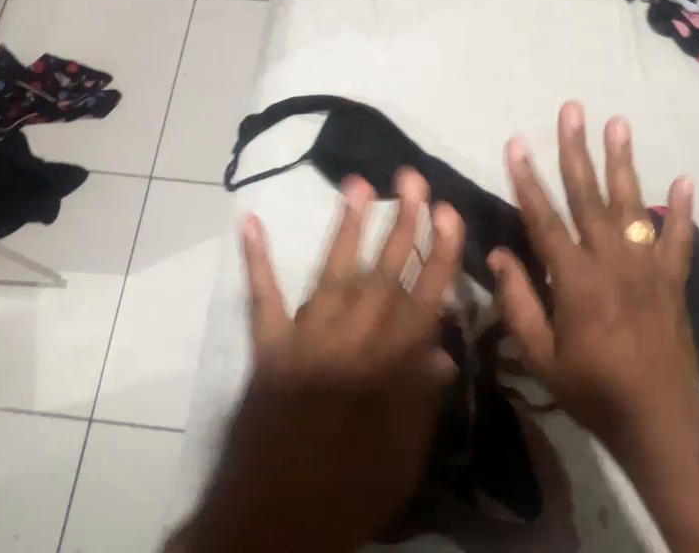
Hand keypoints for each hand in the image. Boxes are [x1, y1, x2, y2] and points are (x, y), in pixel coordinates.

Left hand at [171, 169, 465, 552]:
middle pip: (382, 274)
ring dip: (346, 226)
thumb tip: (440, 350)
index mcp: (389, 369)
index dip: (438, 253)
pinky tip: (251, 223)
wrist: (275, 520)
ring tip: (359, 184)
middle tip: (412, 179)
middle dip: (401, 223)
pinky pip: (262, 298)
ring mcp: (306, 340)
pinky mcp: (268, 349)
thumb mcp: (404, 456)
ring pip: (332, 273)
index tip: (447, 212)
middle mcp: (351, 342)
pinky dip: (256, 260)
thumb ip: (420, 397)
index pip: (423, 299)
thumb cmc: (350, 491)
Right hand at [487, 102, 698, 456]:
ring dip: (623, 162)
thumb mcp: (540, 357)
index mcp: (575, 280)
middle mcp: (612, 262)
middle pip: (590, 196)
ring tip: (618, 123)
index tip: (516, 142)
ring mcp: (647, 268)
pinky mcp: (673, 281)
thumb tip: (497, 255)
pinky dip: (683, 211)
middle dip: (576, 150)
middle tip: (572, 110)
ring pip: (632, 205)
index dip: (527, 179)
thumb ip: (518, 303)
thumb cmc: (592, 390)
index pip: (544, 218)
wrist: (660, 421)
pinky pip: (679, 239)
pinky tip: (685, 180)